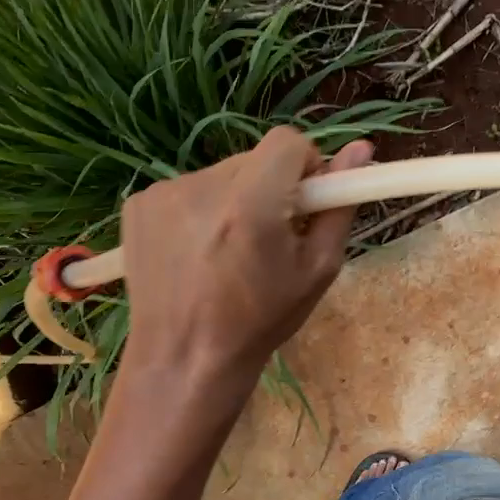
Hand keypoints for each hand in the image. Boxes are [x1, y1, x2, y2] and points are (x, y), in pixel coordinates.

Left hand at [120, 127, 371, 385]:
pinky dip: (203, 210)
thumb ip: (339, 207)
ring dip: (237, 199)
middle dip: (272, 187)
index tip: (307, 203)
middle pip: (255, 159)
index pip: (288, 141)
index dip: (307, 166)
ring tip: (232, 250)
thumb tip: (361, 151)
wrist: (186, 358)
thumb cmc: (262, 319)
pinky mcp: (138, 204)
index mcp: (252, 203)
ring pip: (222, 174)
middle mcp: (203, 186)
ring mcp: (164, 193)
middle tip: (273, 236)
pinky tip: (201, 253)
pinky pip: (189, 189)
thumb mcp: (317, 269)